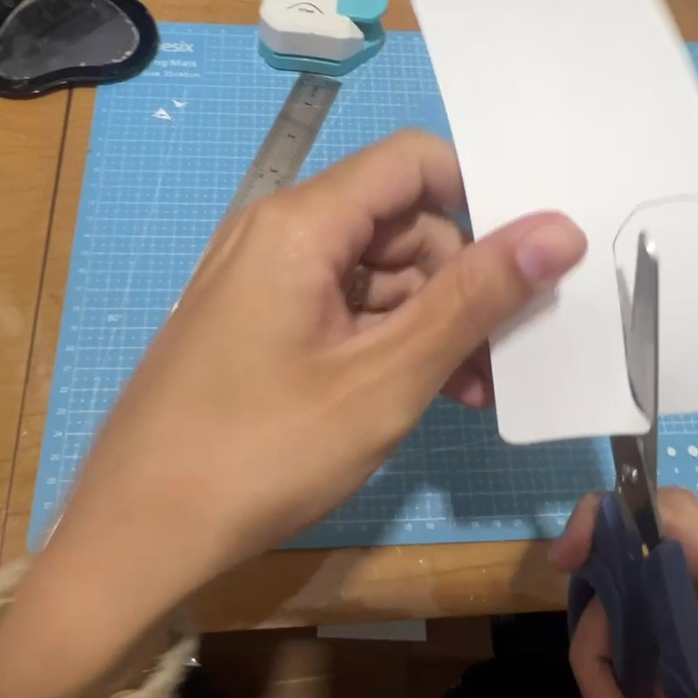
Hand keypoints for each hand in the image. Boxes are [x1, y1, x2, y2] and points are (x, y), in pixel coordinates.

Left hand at [0, 130, 587, 697]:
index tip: (527, 258)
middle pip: (399, 220)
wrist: (136, 535)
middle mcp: (279, 233)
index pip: (413, 161)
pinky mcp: (260, 322)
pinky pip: (344, 307)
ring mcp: (266, 280)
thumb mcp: (385, 377)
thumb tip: (560, 230)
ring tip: (471, 387)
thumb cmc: (262, 453)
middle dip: (461, 278)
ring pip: (377, 270)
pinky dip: (389, 339)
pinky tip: (426, 390)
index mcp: (301, 222)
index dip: (479, 195)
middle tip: (504, 350)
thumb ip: (474, 298)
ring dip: (432, 318)